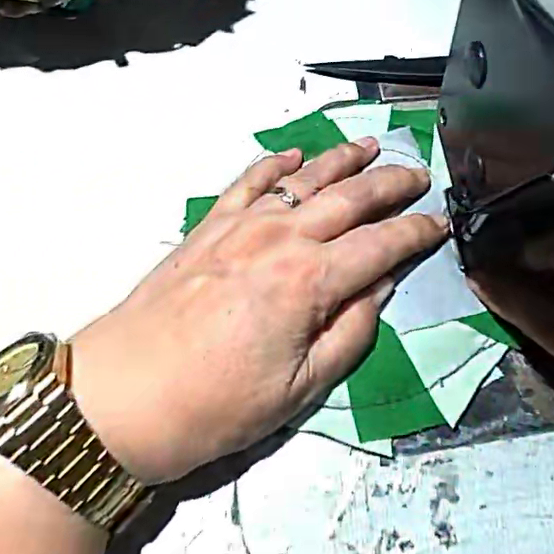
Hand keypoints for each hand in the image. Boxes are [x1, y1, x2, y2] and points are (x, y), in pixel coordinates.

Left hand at [70, 139, 445, 483]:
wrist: (113, 402)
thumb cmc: (213, 406)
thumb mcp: (300, 389)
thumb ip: (352, 331)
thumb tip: (381, 285)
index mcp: (310, 281)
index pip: (383, 243)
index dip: (418, 231)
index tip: (441, 224)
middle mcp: (283, 238)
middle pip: (353, 196)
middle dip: (394, 183)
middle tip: (420, 176)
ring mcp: (243, 225)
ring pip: (307, 178)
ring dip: (344, 159)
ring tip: (371, 147)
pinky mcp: (210, 226)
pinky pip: (250, 180)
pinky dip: (276, 163)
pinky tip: (294, 156)